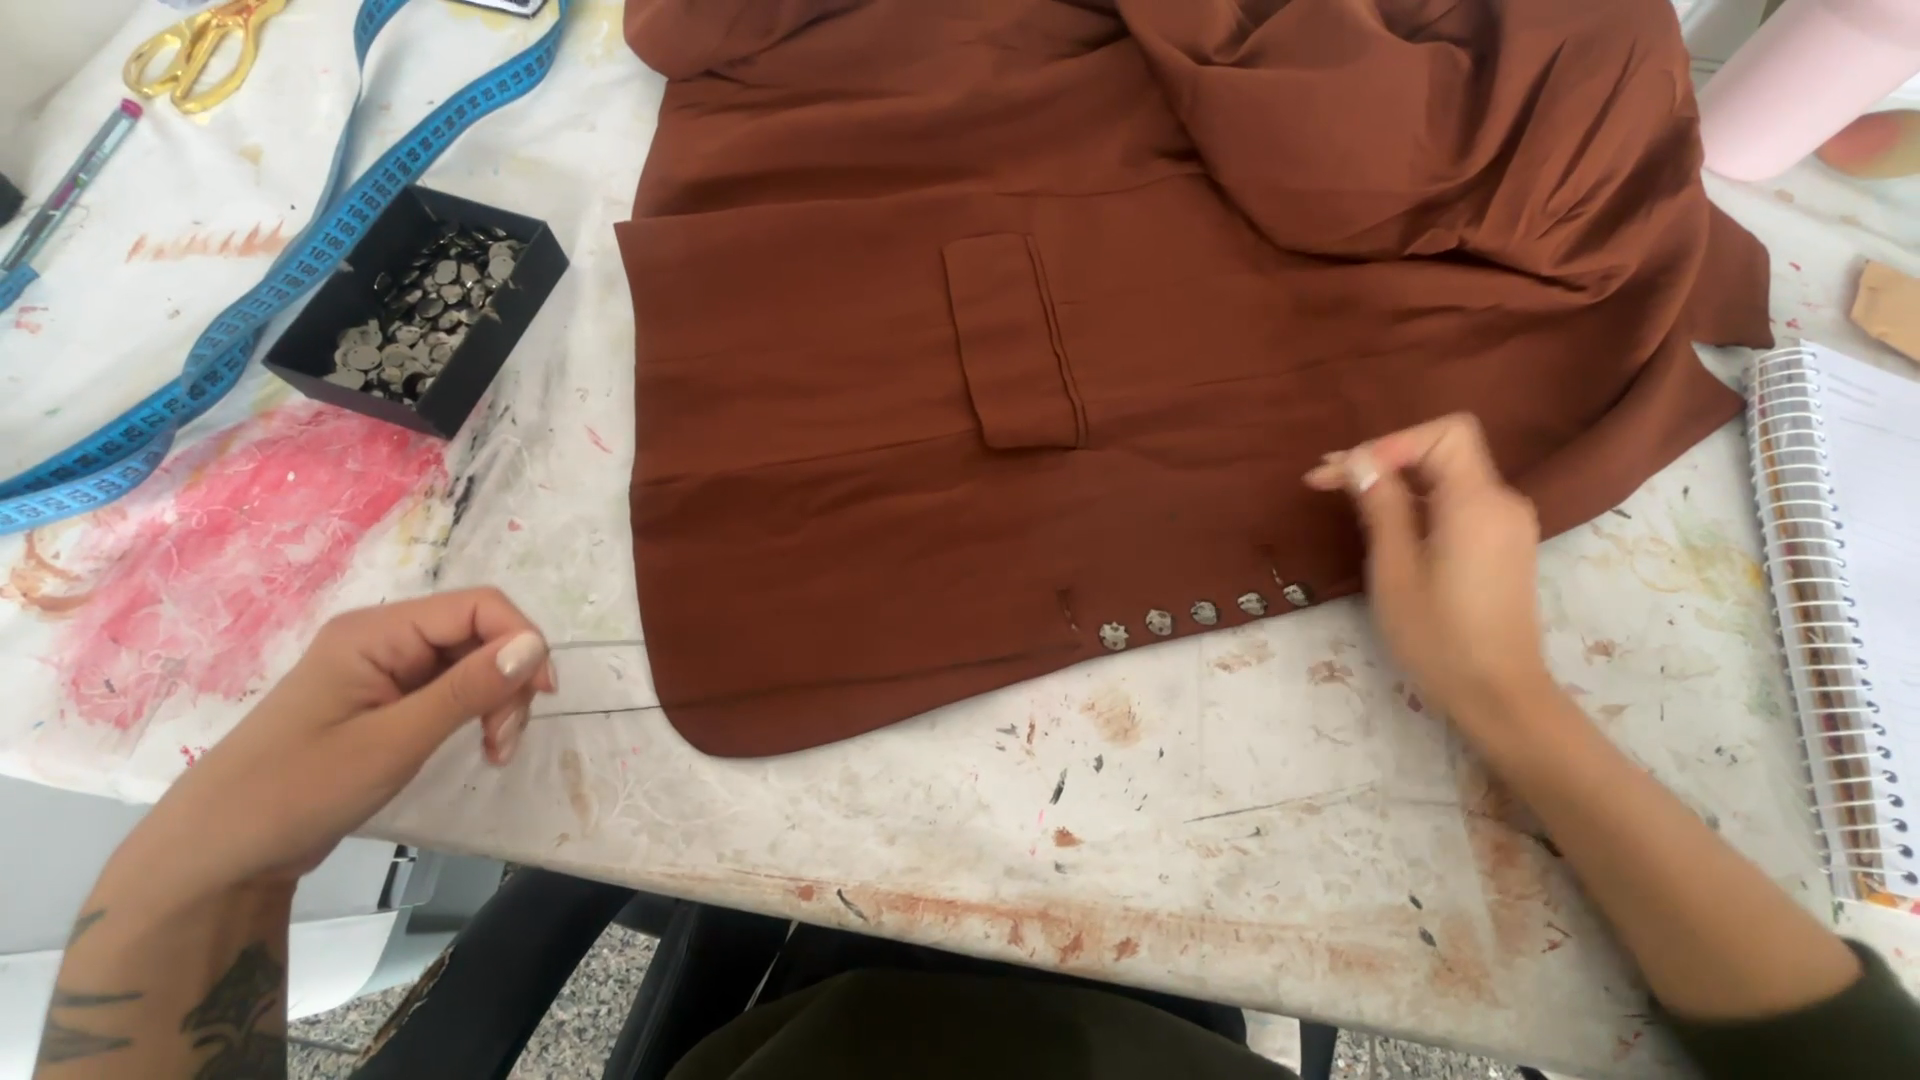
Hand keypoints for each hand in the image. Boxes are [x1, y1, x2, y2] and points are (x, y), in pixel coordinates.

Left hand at [111, 588, 556, 901]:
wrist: (215, 857)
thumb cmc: (296, 792)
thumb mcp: (393, 742)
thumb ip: (468, 689)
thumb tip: (536, 645)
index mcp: (376, 631)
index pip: (479, 606)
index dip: (522, 640)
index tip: (542, 695)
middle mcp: (383, 638)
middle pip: (481, 634)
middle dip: (509, 680)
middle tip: (505, 740)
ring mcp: (385, 670)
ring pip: (474, 663)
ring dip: (499, 701)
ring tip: (495, 750)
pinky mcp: (388, 700)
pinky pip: (454, 689)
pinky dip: (478, 714)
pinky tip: (482, 746)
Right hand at [1305, 413, 1552, 733]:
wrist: (1496, 692)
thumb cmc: (1437, 634)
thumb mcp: (1395, 568)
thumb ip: (1381, 506)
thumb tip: (1358, 462)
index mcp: (1477, 502)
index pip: (1444, 434)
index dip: (1389, 444)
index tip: (1341, 473)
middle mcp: (1502, 502)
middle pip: (1445, 450)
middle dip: (1385, 457)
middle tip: (1326, 481)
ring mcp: (1507, 524)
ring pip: (1449, 476)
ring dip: (1398, 480)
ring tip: (1346, 499)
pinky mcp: (1501, 545)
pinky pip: (1457, 503)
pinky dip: (1418, 502)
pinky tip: (1385, 523)